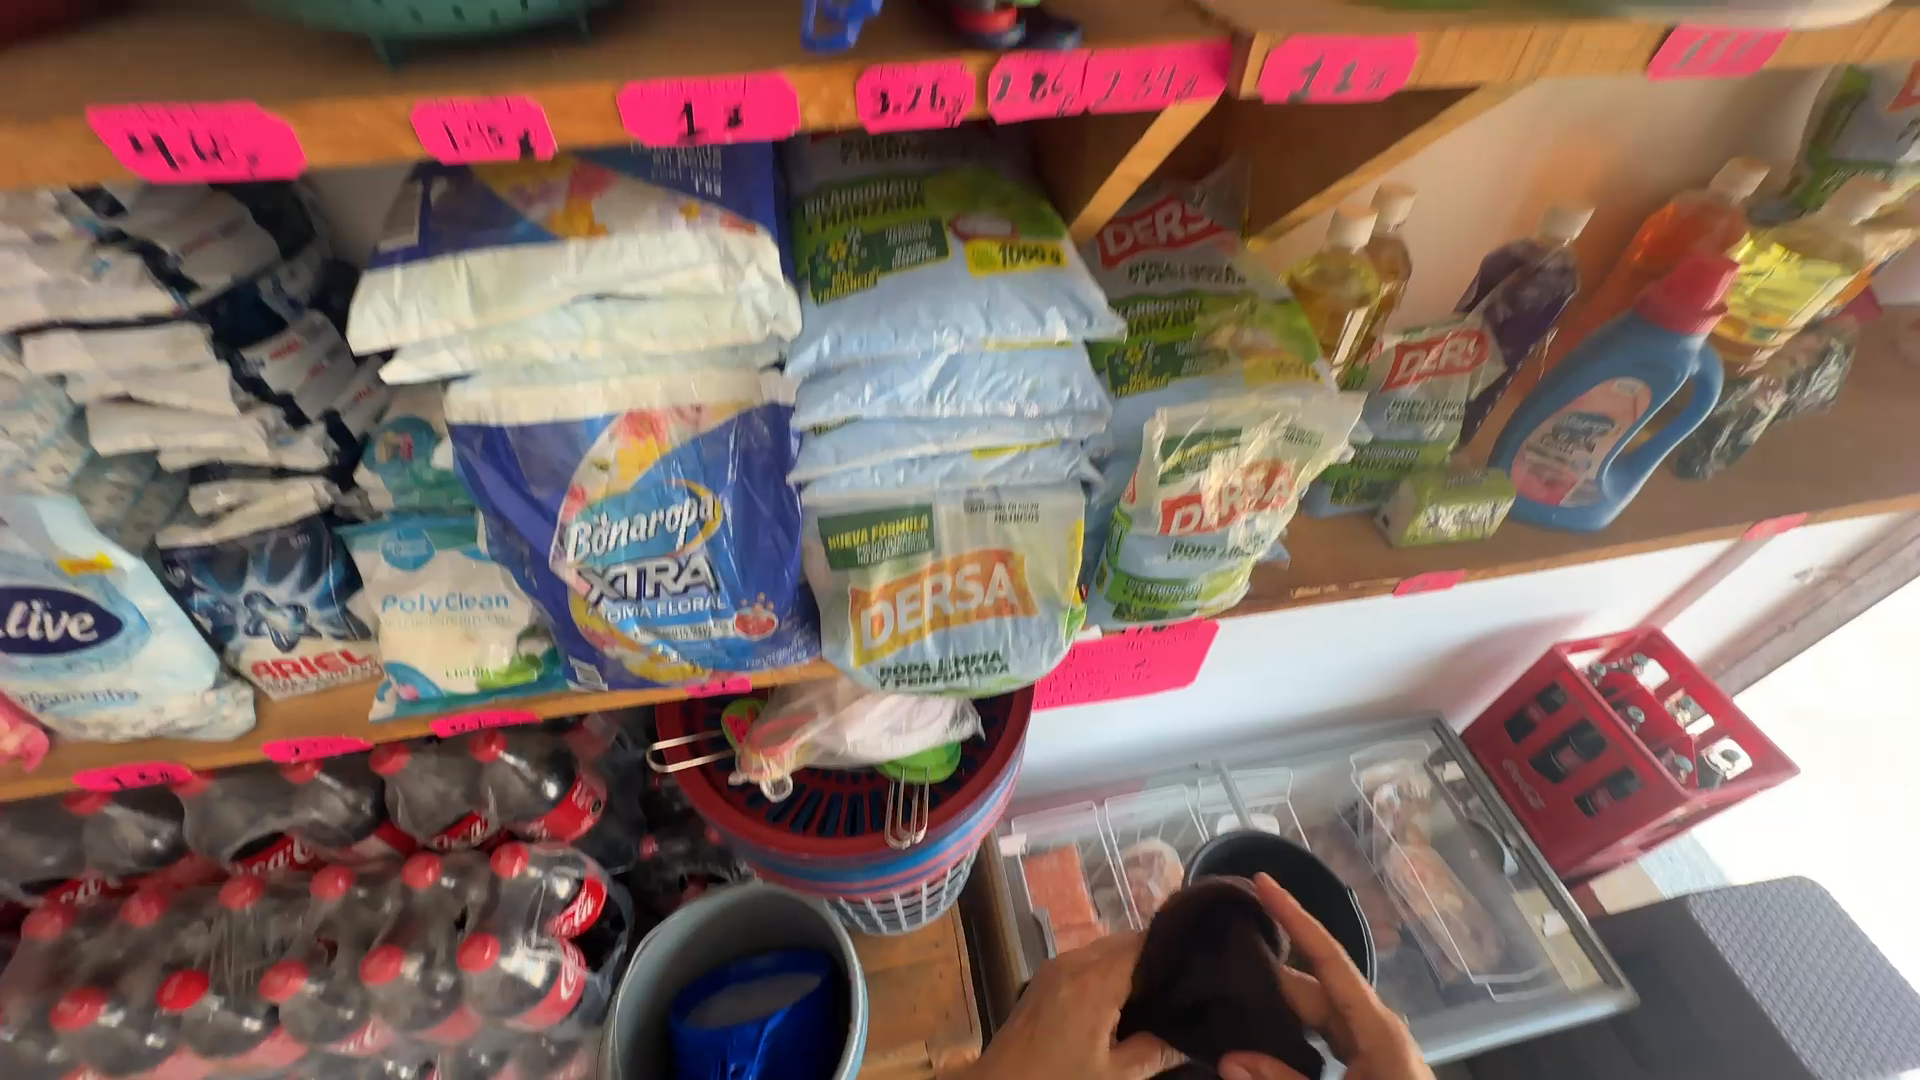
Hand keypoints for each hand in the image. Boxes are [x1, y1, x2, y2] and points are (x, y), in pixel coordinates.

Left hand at [963, 931, 1179, 1079]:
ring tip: (1157, 991)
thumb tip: (1187, 1035)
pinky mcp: (1043, 978)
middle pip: (1121, 942)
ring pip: (1101, 949)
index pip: (1139, 944)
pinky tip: (1121, 998)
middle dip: (1151, 957)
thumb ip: (1153, 1052)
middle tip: (1182, 981)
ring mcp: (1054, 966)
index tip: (1195, 962)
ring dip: (1127, 963)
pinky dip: (1105, 970)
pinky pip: (1083, 960)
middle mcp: (1072, 961)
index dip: (1168, 948)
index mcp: (1092, 981)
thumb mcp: (1113, 1077)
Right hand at [1219, 874, 1432, 1079]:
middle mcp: (1378, 1032)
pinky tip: (1267, 1045)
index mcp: (1378, 1031)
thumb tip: (1227, 1058)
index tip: (1261, 881)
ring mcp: (1378, 1054)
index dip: (1293, 916)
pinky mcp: (1373, 1073)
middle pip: (1315, 989)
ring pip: (1318, 1017)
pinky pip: (1326, 1041)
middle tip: (1220, 971)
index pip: (1328, 957)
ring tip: (1234, 1002)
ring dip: (1279, 1012)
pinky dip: (1296, 1036)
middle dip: (1269, 980)